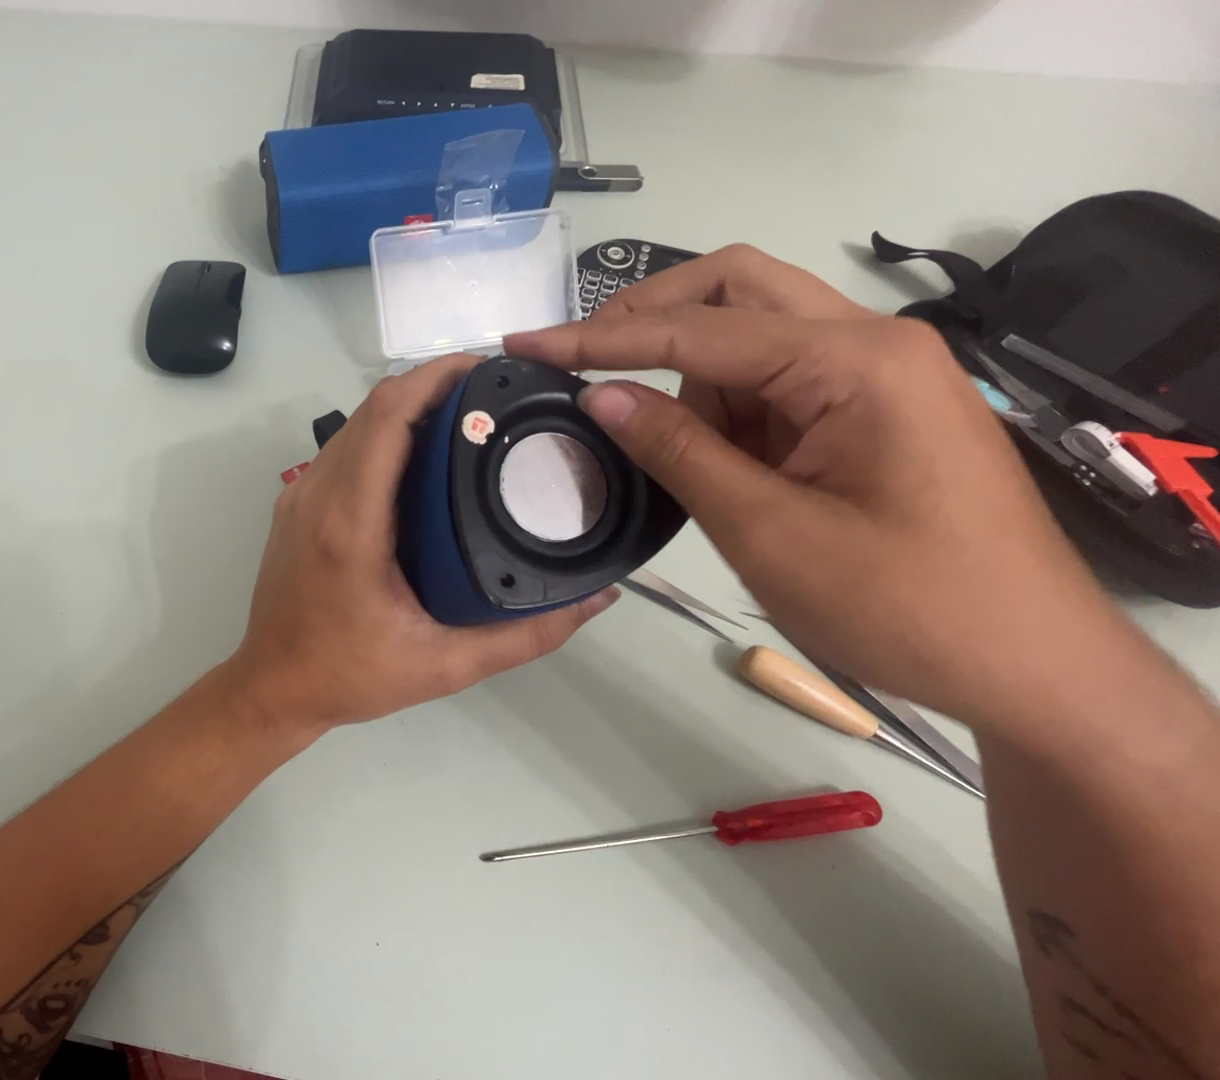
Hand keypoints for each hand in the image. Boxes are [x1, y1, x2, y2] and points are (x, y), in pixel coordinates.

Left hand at [224, 352, 617, 732]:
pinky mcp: (294, 505)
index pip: (387, 418)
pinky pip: (341, 449)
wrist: (273, 687)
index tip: (488, 370)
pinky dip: (382, 434)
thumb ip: (525, 635)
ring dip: (405, 408)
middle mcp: (317, 496)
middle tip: (492, 395)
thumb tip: (597, 597)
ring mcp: (299, 497)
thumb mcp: (446, 665)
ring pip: (354, 425)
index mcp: (350, 525)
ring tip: (465, 417)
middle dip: (430, 386)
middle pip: (372, 409)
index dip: (434, 378)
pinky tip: (421, 454)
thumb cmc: (351, 676)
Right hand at [504, 245, 1127, 724]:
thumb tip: (598, 394)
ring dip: (692, 384)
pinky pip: (773, 385)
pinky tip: (719, 474)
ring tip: (681, 467)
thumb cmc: (903, 604)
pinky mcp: (869, 411)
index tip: (526, 346)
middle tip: (582, 364)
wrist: (1028, 666)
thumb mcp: (766, 530)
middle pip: (736, 287)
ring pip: (751, 336)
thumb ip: (677, 451)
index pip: (699, 327)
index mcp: (855, 361)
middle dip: (649, 318)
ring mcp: (875, 376)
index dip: (600, 338)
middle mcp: (870, 344)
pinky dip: (725, 415)